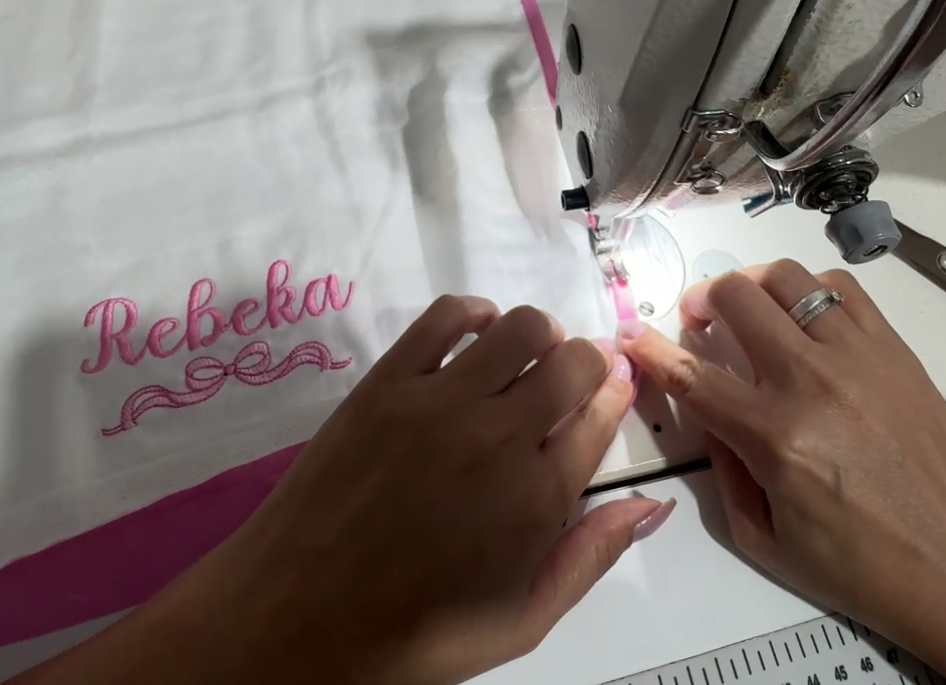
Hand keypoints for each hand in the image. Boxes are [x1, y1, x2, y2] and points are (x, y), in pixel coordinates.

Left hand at [15, 296, 668, 684]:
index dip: (614, 395)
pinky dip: (474, 313)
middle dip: (586, 363)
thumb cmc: (412, 632)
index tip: (610, 392)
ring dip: (538, 336)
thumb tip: (652, 504)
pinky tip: (474, 336)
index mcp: (537, 500)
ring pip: (521, 326)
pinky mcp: (388, 380)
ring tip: (520, 361)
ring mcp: (440, 401)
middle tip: (566, 382)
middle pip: (574, 360)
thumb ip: (590, 557)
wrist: (292, 620)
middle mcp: (499, 437)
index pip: (604, 415)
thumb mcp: (518, 621)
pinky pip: (448, 314)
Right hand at [619, 261, 945, 684]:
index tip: (631, 335)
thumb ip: (722, 467)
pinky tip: (805, 317)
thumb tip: (706, 409)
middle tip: (698, 323)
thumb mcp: (765, 540)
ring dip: (752, 284)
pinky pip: (842, 289)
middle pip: (735, 298)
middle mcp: (813, 381)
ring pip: (787, 278)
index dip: (652, 349)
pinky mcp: (895, 349)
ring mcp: (860, 356)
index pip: (692, 375)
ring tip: (748, 309)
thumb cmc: (863, 570)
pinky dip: (809, 290)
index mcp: (775, 437)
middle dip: (699, 301)